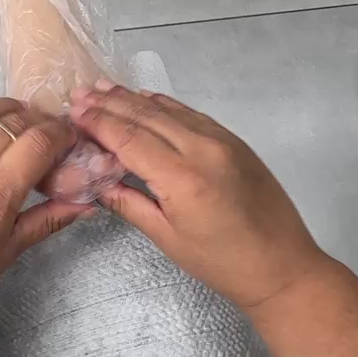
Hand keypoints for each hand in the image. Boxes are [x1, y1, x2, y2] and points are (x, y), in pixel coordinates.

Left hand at [0, 98, 96, 317]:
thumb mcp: (10, 248)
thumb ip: (49, 219)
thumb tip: (88, 204)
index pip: (38, 143)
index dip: (60, 133)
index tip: (69, 136)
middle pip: (14, 121)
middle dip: (38, 120)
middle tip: (47, 129)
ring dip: (5, 110)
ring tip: (17, 118)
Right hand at [70, 82, 335, 312]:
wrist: (284, 267)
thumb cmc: (221, 263)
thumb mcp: (167, 238)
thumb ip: (128, 203)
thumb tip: (95, 181)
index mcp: (182, 178)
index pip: (129, 138)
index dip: (98, 123)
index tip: (73, 112)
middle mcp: (201, 149)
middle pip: (144, 116)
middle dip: (109, 104)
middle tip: (78, 93)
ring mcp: (221, 140)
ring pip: (167, 109)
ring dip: (132, 97)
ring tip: (102, 88)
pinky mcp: (233, 139)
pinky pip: (189, 113)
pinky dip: (162, 104)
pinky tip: (144, 98)